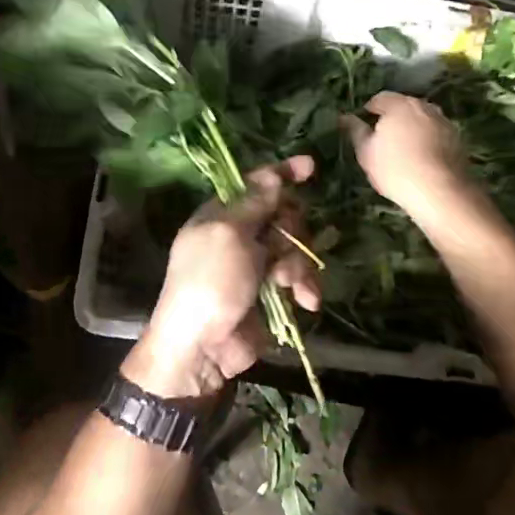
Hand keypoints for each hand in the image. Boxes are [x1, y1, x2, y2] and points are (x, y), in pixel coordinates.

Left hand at [124, 156, 319, 399]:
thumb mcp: (229, 235)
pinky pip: (298, 278)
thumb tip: (271, 175)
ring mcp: (256, 265)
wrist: (202, 347)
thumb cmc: (210, 282)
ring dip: (299, 264)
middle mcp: (239, 235)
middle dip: (292, 230)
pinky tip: (307, 302)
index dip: (282, 174)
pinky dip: (305, 287)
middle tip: (284, 247)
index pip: (255, 185)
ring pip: (295, 248)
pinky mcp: (271, 292)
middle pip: (283, 215)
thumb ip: (254, 204)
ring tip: (290, 284)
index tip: (311, 167)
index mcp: (221, 215)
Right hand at [342, 92, 469, 214]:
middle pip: (403, 106)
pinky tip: (422, 158)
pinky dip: (427, 140)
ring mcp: (444, 121)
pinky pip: (435, 133)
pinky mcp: (457, 138)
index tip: (363, 127)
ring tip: (403, 149)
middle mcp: (424, 106)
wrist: (440, 191)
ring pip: (422, 119)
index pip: (379, 98)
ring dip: (411, 128)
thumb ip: (355, 131)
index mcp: (399, 105)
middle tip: (382, 139)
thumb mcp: (366, 152)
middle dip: (392, 118)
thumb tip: (345, 117)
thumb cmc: (395, 169)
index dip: (368, 110)